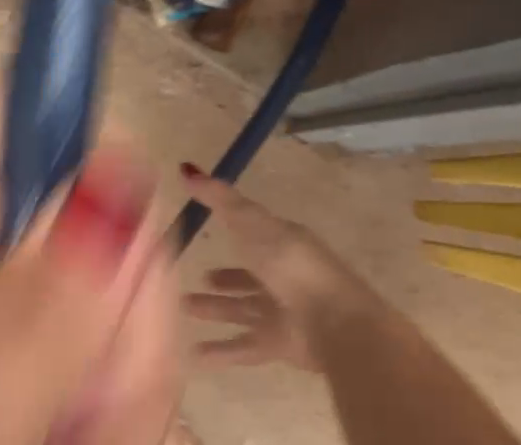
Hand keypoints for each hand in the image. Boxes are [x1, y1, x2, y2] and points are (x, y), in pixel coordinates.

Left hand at [0, 87, 182, 444]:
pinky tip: (57, 439)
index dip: (87, 164)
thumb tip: (116, 164)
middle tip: (82, 411)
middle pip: (79, 222)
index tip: (118, 277)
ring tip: (60, 437)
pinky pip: (77, 355)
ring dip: (108, 381)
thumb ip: (37, 300)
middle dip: (114, 321)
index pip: (14, 118)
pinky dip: (89, 411)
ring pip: (94, 300)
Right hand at [181, 169, 374, 371]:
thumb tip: (184, 166)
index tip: (201, 228)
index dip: (231, 232)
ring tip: (183, 307)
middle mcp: (283, 280)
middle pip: (247, 278)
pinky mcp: (280, 345)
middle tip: (192, 276)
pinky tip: (194, 354)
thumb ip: (218, 198)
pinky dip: (221, 351)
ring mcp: (282, 314)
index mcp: (282, 246)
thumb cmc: (292, 264)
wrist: (338, 324)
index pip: (253, 237)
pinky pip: (244, 346)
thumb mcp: (251, 221)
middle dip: (221, 279)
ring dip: (215, 309)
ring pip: (242, 310)